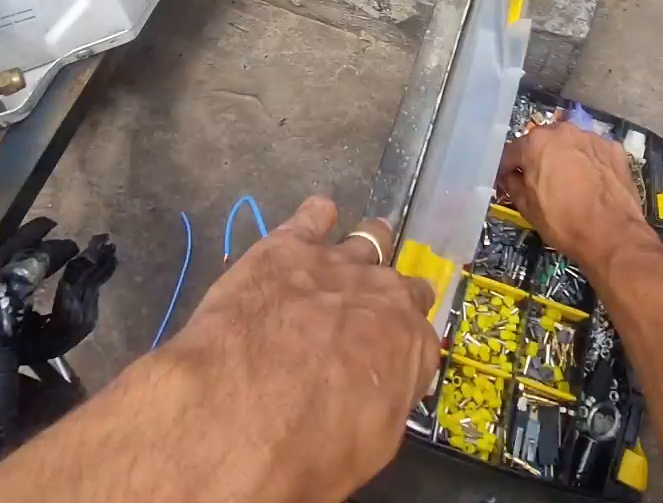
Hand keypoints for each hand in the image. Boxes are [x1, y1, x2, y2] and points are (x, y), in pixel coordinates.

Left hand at [157, 196, 439, 502]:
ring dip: (366, 248)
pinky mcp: (289, 245)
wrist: (242, 409)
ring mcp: (337, 263)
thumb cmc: (310, 449)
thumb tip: (377, 386)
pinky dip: (318, 216)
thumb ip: (383, 400)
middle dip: (390, 297)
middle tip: (367, 315)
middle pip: (401, 284)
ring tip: (351, 259)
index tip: (385, 360)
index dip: (401, 348)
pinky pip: (315, 214)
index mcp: (410, 343)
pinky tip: (316, 220)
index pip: (421, 337)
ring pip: (370, 237)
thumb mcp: (368, 447)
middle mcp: (383, 293)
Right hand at [498, 121, 655, 272]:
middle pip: (543, 142)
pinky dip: (590, 162)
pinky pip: (593, 152)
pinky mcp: (614, 148)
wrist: (613, 235)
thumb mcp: (527, 208)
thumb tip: (511, 177)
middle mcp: (563, 131)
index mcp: (536, 142)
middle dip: (539, 159)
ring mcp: (591, 137)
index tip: (509, 180)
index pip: (512, 151)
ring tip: (571, 183)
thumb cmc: (564, 221)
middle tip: (541, 182)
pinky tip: (592, 182)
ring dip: (565, 157)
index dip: (508, 168)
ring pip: (570, 144)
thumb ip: (513, 185)